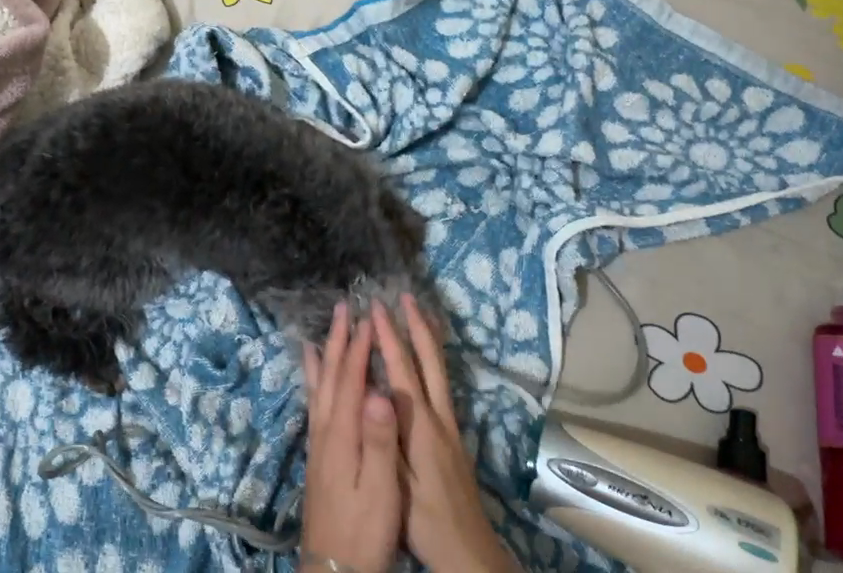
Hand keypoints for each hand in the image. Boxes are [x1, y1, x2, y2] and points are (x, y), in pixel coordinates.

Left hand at [300, 302, 402, 572]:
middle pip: (331, 376)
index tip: (368, 317)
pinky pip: (314, 404)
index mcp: (342, 434)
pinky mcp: (317, 454)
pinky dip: (314, 383)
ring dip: (325, 356)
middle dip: (339, 341)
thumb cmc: (364, 527)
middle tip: (344, 308)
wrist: (333, 564)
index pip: (350, 380)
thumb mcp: (381, 489)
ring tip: (324, 332)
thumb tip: (382, 394)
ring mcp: (318, 442)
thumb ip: (380, 441)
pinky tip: (314, 380)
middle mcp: (325, 430)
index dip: (359, 348)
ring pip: (319, 387)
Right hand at [372, 296, 520, 572]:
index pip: (403, 370)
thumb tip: (375, 393)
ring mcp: (449, 426)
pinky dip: (432, 361)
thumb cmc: (423, 519)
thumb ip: (388, 437)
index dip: (390, 337)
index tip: (376, 306)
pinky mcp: (453, 437)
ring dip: (429, 339)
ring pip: (440, 371)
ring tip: (420, 313)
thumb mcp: (398, 481)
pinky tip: (426, 361)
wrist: (467, 551)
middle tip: (404, 296)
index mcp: (420, 426)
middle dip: (416, 326)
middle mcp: (438, 418)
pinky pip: (441, 385)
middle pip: (430, 361)